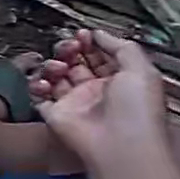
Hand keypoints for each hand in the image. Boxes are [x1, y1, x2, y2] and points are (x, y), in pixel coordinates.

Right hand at [33, 29, 171, 170]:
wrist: (118, 145)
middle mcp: (95, 90)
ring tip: (59, 67)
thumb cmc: (136, 109)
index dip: (90, 42)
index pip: (99, 55)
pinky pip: (38, 94)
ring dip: (54, 64)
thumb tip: (98, 33)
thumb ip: (121, 46)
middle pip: (74, 61)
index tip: (82, 34)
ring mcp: (73, 101)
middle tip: (70, 47)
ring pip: (55, 74)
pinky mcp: (54, 113)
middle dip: (69, 49)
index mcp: (118, 80)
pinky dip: (37, 84)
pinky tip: (46, 83)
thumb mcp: (142, 70)